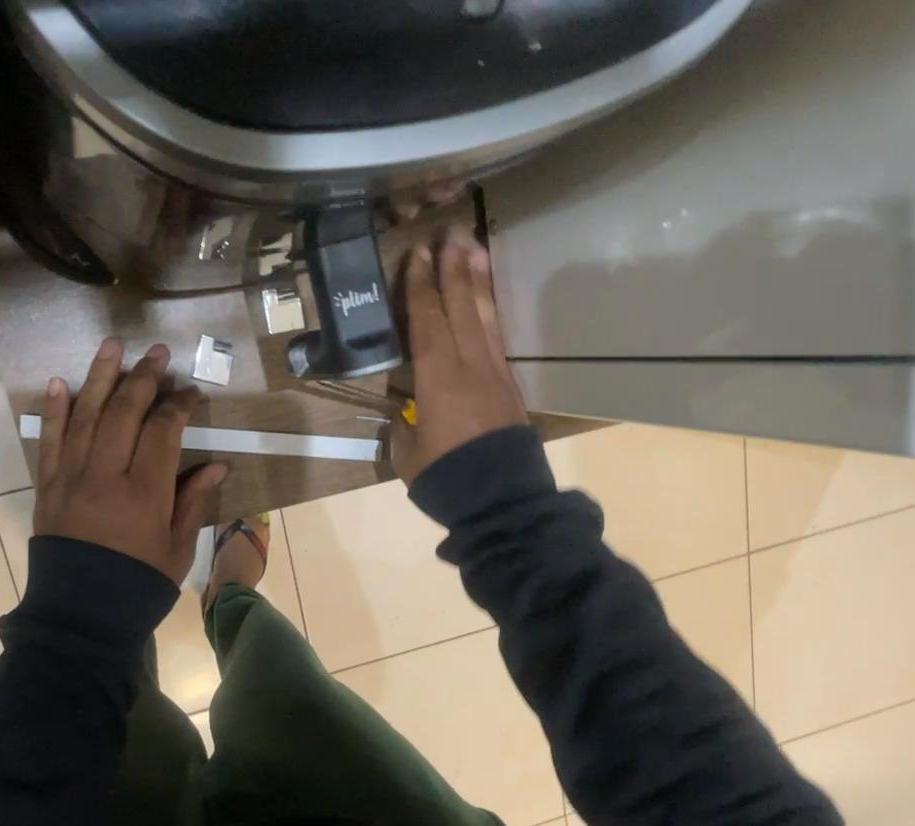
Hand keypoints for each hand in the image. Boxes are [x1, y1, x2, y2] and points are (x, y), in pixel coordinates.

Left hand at [34, 339, 228, 583]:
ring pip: (85, 417)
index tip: (190, 393)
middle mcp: (105, 476)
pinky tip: (58, 383)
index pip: (162, 432)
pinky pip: (49, 441)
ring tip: (111, 347)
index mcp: (144, 494)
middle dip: (143, 379)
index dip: (178, 406)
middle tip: (157, 354)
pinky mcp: (47, 488)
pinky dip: (54, 411)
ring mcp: (71, 479)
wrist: (81, 617)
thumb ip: (193, 503)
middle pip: (124, 413)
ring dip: (99, 378)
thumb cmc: (138, 586)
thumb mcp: (177, 550)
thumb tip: (217, 464)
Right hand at [389, 226, 528, 485]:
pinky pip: (498, 338)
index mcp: (438, 381)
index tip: (418, 255)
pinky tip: (489, 299)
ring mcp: (495, 374)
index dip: (421, 288)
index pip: (428, 323)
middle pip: (460, 309)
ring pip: (486, 317)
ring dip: (478, 281)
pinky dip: (492, 311)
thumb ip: (404, 429)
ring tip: (473, 247)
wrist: (502, 503)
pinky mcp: (510, 387)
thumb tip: (405, 414)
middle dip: (453, 269)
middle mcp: (470, 367)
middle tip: (449, 232)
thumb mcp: (409, 458)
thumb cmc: (447, 481)